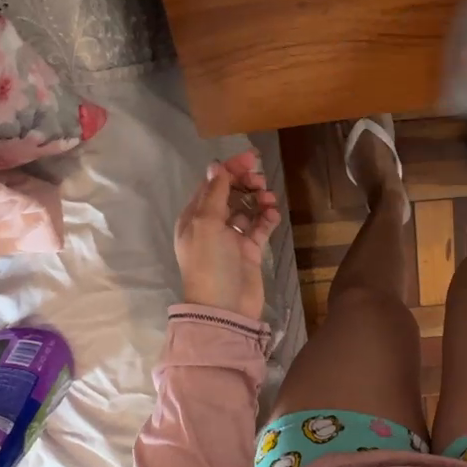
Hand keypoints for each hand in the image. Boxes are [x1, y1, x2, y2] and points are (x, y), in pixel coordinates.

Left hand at [175, 149, 281, 318]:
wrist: (224, 308)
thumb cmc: (210, 264)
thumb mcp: (206, 224)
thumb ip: (214, 194)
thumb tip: (216, 166)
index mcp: (194, 217)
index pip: (212, 184)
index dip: (230, 168)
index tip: (252, 158)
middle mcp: (211, 225)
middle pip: (231, 193)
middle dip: (246, 183)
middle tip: (261, 180)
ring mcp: (231, 238)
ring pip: (247, 208)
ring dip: (258, 199)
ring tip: (269, 199)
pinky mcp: (249, 251)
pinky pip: (259, 227)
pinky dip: (266, 218)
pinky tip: (273, 215)